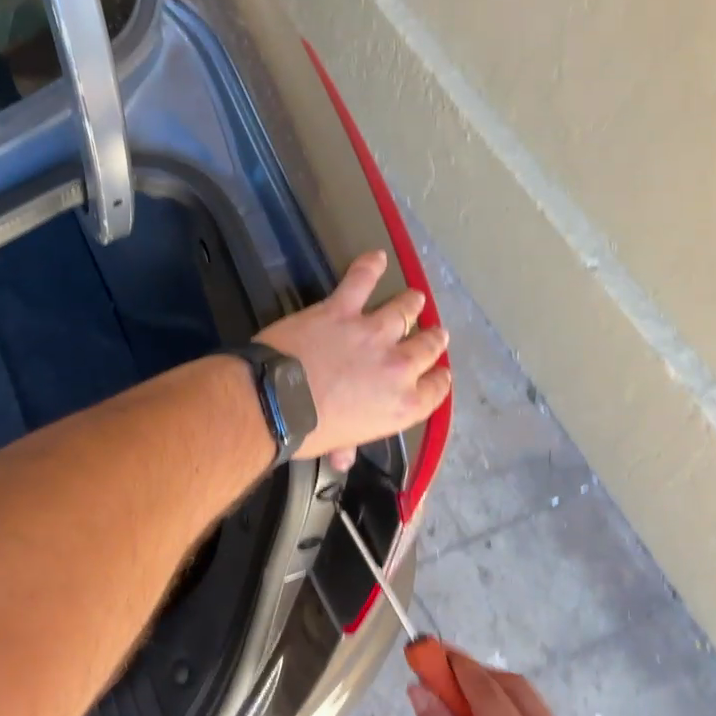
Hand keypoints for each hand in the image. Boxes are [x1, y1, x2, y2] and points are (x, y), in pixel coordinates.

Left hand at [254, 250, 451, 468]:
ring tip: (415, 298)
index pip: (435, 390)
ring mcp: (372, 333)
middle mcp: (398, 366)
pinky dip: (369, 266)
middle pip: (427, 347)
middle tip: (434, 333)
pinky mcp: (342, 309)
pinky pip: (360, 281)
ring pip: (402, 310)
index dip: (438, 379)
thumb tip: (344, 458)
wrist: (277, 400)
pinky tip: (377, 256)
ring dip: (410, 304)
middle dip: (432, 339)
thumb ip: (348, 445)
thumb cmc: (308, 431)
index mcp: (402, 406)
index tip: (438, 372)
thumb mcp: (337, 443)